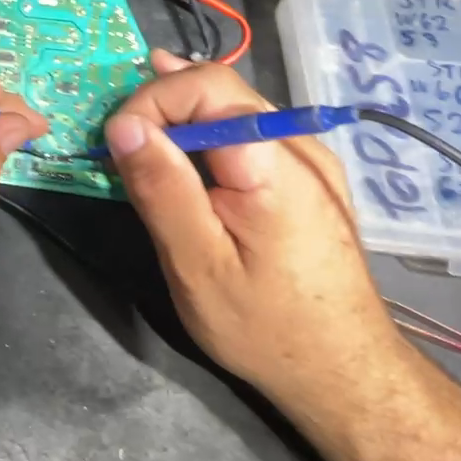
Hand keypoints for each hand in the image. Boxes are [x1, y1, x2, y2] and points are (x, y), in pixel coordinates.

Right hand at [105, 50, 401, 403]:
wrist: (345, 375)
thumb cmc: (265, 326)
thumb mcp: (196, 264)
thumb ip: (161, 187)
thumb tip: (123, 124)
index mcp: (274, 163)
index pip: (204, 85)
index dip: (150, 99)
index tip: (118, 144)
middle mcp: (298, 145)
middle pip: (217, 87)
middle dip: (158, 102)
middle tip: (116, 139)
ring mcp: (307, 158)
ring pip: (229, 104)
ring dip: (176, 115)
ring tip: (135, 141)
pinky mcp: (303, 175)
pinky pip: (244, 130)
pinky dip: (201, 132)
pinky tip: (177, 153)